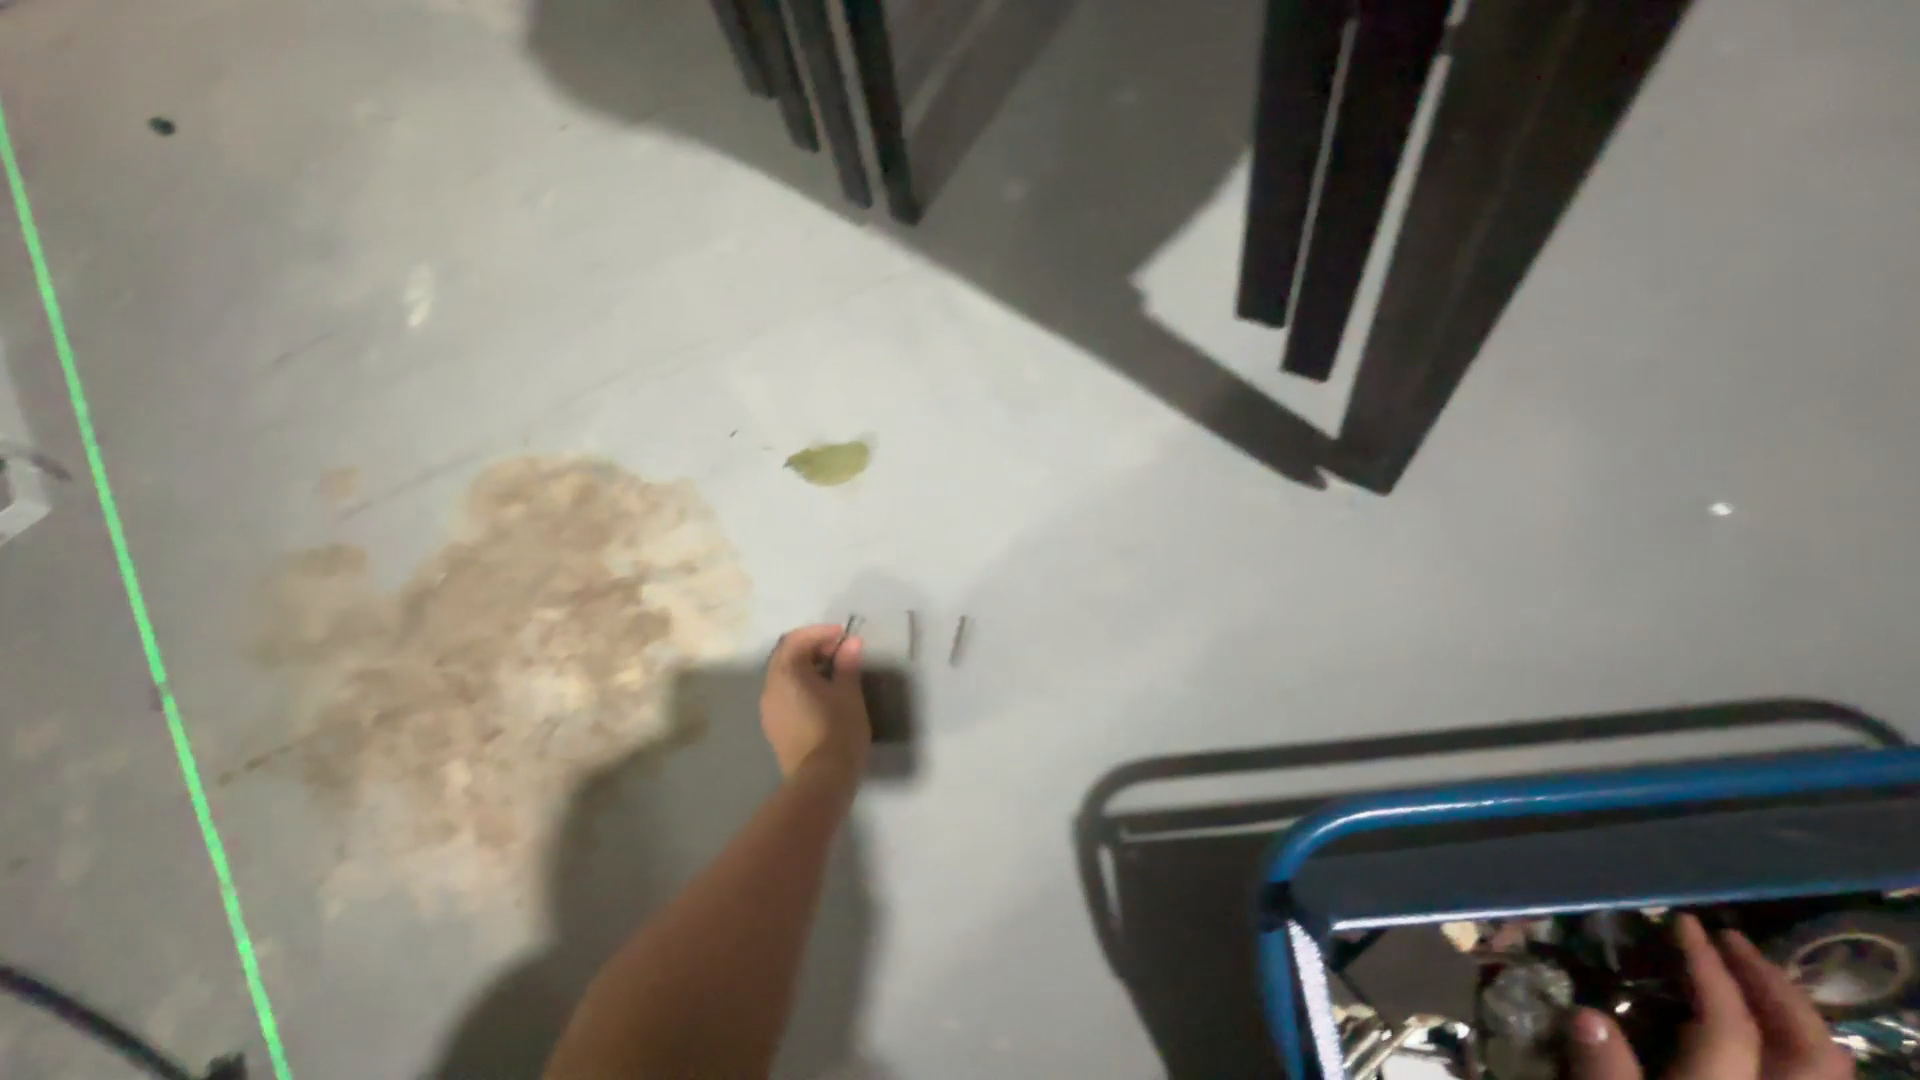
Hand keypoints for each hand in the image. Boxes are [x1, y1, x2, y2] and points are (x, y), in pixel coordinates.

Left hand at [759, 624, 870, 782]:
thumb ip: (847, 664)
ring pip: (784, 676)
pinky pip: (785, 695)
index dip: (820, 632)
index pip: (796, 639)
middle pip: (786, 656)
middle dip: (812, 648)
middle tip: (840, 651)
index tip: (844, 636)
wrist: (821, 779)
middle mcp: (770, 687)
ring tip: (834, 673)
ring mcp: (768, 709)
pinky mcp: (774, 727)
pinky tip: (822, 696)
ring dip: (807, 667)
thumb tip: (851, 643)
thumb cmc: (838, 729)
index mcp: (786, 673)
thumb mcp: (849, 693)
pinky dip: (801, 686)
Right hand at [1567, 914, 1853, 1079]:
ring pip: (1822, 1059)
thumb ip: (1604, 1069)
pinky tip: (1763, 1021)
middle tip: (1730, 938)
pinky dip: (1795, 1036)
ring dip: (1788, 1006)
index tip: (1682, 922)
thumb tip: (1582, 1013)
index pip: (1729, 1021)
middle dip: (1769, 982)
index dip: (1708, 967)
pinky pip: (1812, 1071)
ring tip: (1749, 969)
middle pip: (1803, 1042)